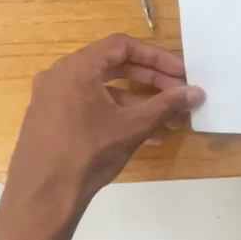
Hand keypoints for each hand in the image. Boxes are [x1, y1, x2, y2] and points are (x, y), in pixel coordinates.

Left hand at [4, 34, 204, 218]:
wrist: (43, 193)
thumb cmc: (88, 153)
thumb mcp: (133, 127)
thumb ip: (166, 105)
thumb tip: (196, 92)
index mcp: (77, 68)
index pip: (122, 46)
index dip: (156, 57)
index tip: (181, 73)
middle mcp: (61, 75)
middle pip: (114, 65)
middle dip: (151, 80)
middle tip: (179, 93)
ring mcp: (54, 97)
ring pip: (105, 89)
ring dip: (139, 101)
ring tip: (169, 120)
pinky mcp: (54, 118)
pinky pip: (93, 106)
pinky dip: (120, 113)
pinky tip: (147, 135)